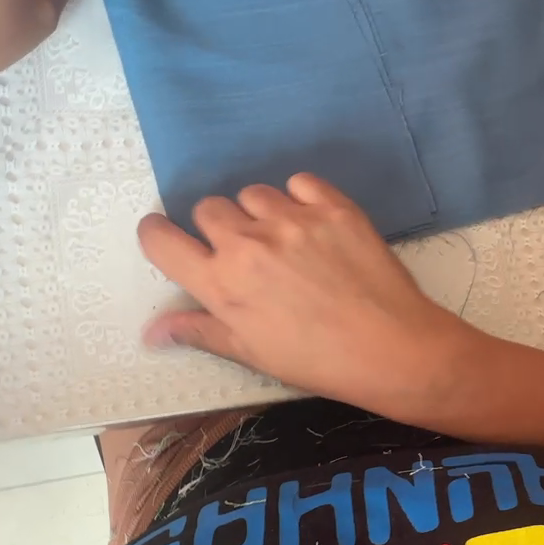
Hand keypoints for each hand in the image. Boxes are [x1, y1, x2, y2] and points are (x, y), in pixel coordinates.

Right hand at [137, 175, 483, 416]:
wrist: (393, 349)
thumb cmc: (320, 361)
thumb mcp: (254, 354)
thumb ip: (201, 330)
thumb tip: (150, 329)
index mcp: (221, 284)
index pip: (160, 239)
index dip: (160, 236)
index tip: (173, 241)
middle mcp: (248, 243)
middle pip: (209, 208)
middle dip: (221, 228)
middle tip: (252, 256)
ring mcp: (292, 220)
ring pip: (254, 193)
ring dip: (262, 213)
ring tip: (289, 243)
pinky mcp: (333, 208)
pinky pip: (300, 182)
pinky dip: (301, 197)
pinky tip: (316, 225)